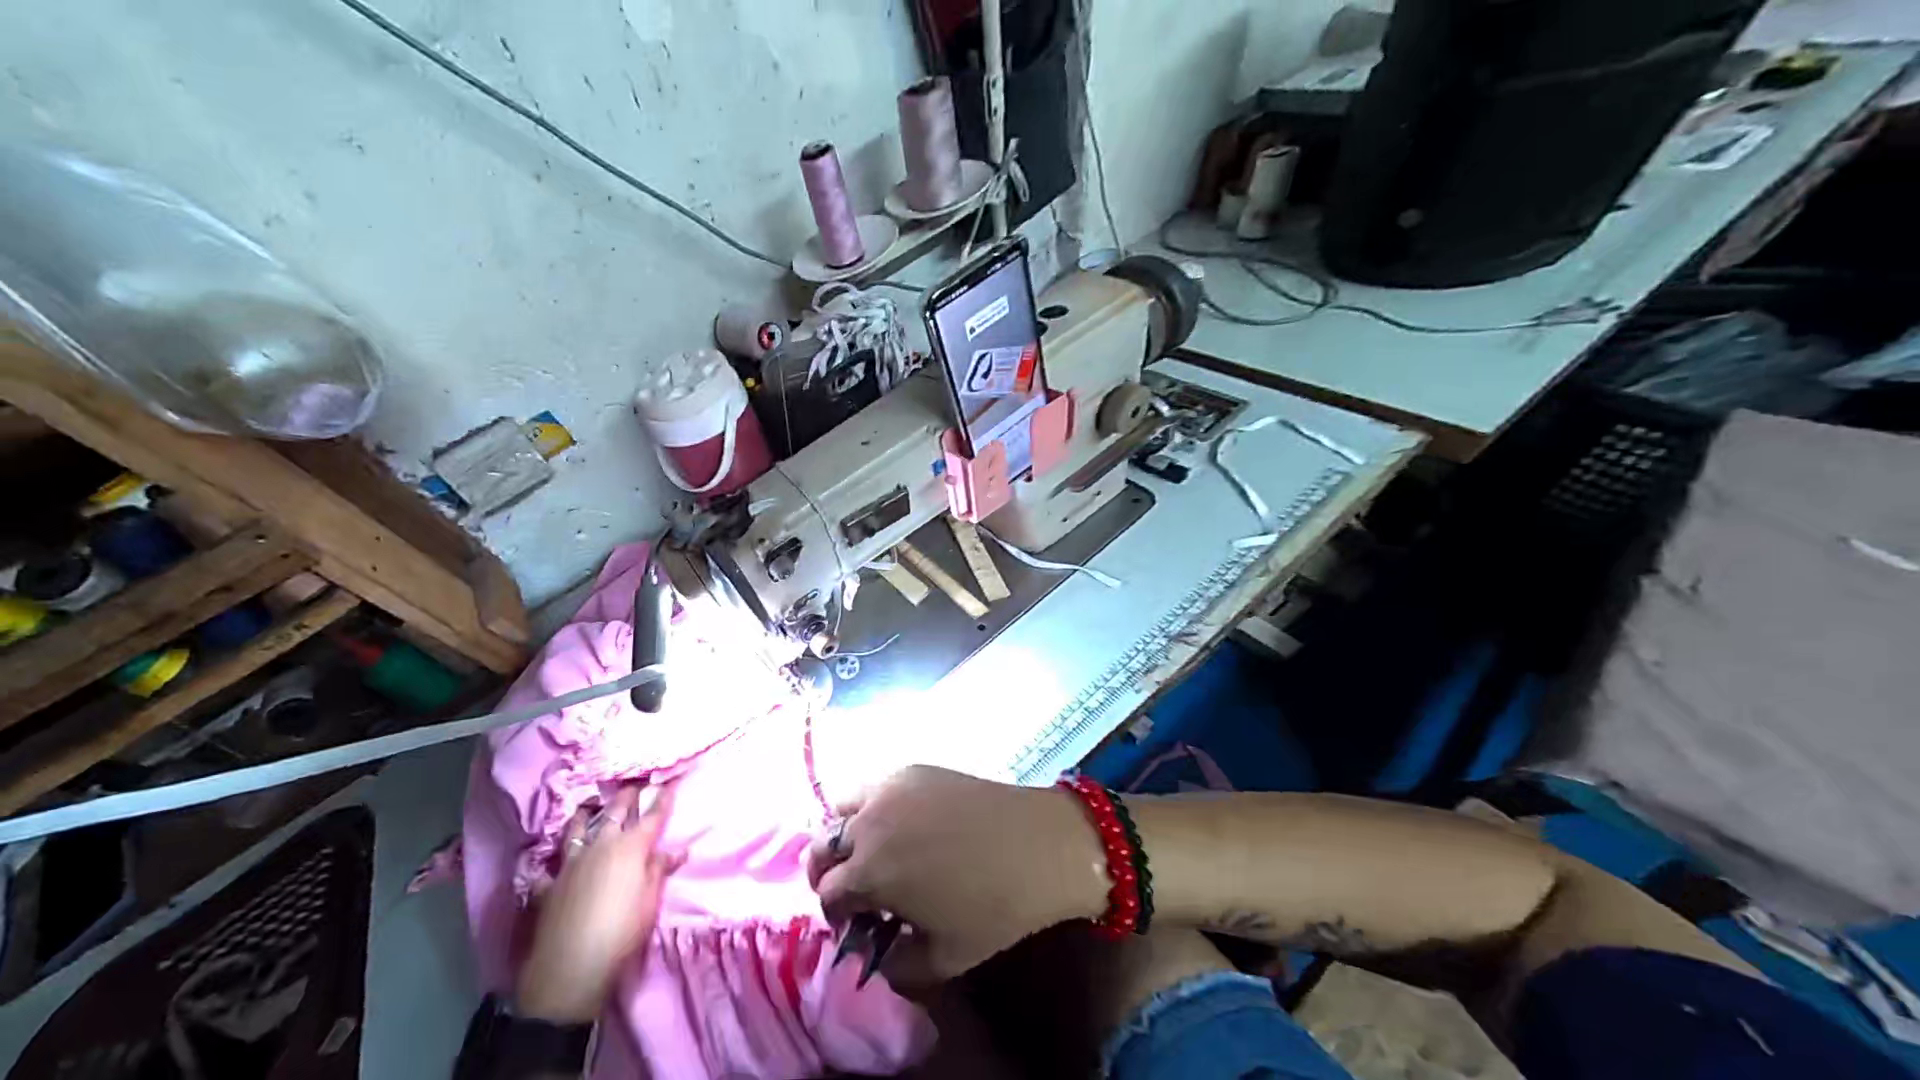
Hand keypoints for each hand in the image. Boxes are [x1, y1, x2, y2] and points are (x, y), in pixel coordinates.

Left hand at [515, 782, 680, 1022]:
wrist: (571, 965)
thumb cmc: (622, 931)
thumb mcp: (651, 900)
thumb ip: (660, 870)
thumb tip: (677, 849)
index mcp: (631, 847)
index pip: (652, 816)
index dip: (662, 798)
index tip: (670, 782)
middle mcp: (601, 845)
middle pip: (616, 812)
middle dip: (627, 796)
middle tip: (634, 785)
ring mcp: (572, 862)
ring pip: (579, 828)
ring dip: (587, 815)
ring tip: (591, 806)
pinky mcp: (550, 884)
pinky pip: (549, 866)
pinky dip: (552, 860)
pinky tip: (550, 861)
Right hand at [807, 766, 1107, 987]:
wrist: (1040, 844)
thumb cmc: (994, 907)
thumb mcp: (943, 959)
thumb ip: (895, 968)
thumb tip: (874, 956)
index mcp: (869, 872)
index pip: (827, 895)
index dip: (837, 917)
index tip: (857, 926)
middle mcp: (868, 824)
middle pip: (821, 848)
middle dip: (829, 874)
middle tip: (855, 891)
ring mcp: (889, 789)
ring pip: (842, 810)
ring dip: (845, 835)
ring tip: (873, 852)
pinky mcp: (912, 770)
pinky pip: (874, 788)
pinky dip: (872, 808)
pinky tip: (901, 826)